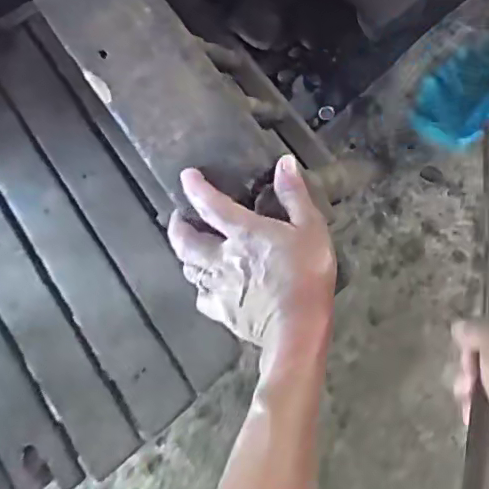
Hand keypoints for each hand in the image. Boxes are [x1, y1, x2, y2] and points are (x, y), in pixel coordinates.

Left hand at [168, 156, 335, 368]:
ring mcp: (217, 287)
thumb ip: (295, 195)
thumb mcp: (311, 227)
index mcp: (244, 233)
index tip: (186, 176)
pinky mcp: (220, 312)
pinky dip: (200, 285)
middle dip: (177, 228)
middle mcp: (222, 257)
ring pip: (189, 268)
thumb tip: (283, 163)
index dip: (197, 189)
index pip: (212, 206)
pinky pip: (201, 295)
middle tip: (178, 218)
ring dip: (185, 254)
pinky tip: (207, 286)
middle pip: (186, 242)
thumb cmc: (308, 271)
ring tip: (190, 247)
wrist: (297, 326)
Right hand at [452, 273, 488, 439]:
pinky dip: (470, 400)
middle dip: (468, 351)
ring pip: (475, 365)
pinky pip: (476, 392)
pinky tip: (470, 411)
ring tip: (468, 392)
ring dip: (466, 379)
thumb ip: (474, 329)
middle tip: (468, 363)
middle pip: (484, 334)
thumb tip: (461, 329)